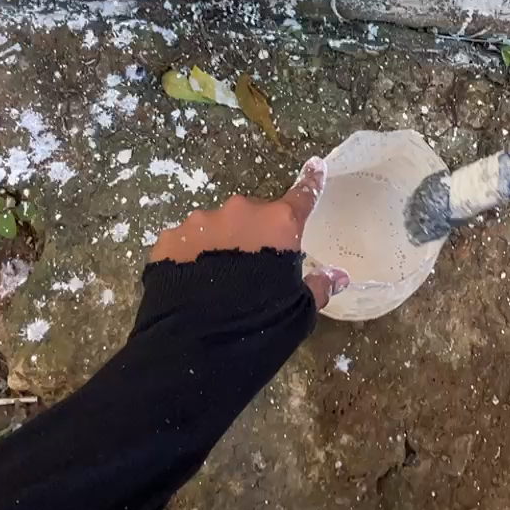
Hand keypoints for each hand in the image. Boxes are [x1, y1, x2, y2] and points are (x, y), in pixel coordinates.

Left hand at [149, 157, 350, 307]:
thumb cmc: (259, 323)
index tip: (315, 166)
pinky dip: (192, 256)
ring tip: (216, 283)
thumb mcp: (298, 310)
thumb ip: (318, 287)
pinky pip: (187, 242)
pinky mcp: (170, 238)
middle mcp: (240, 211)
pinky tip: (189, 285)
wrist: (193, 342)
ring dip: (221, 244)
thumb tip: (339, 276)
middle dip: (254, 234)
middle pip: (254, 215)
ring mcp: (201, 221)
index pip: (302, 196)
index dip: (310, 183)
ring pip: (218, 226)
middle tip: (252, 269)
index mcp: (278, 223)